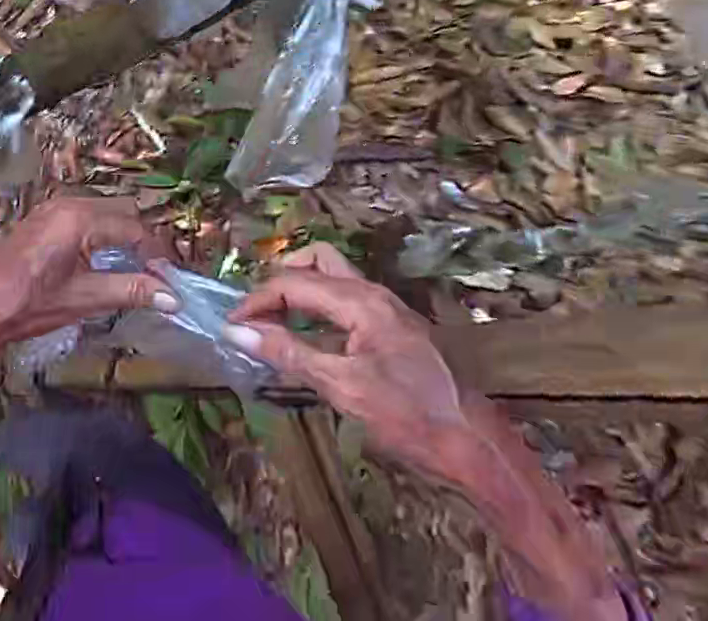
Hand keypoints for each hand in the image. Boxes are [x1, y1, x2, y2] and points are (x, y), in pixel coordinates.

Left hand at [0, 197, 177, 413]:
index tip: (171, 280)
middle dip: (145, 240)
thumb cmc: (27, 305)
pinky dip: (106, 232)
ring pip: (107, 211)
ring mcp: (55, 207)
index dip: (158, 255)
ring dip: (126, 235)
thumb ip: (131, 291)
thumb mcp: (84, 299)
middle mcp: (69, 203)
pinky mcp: (45, 217)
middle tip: (159, 273)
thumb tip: (173, 297)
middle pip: (125, 211)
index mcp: (80, 218)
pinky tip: (108, 259)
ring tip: (139, 269)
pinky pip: (88, 215)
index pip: (135, 229)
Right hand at [224, 244, 463, 470]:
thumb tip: (240, 333)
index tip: (232, 324)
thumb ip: (289, 354)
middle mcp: (373, 293)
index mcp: (360, 301)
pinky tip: (307, 338)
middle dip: (280, 279)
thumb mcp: (342, 387)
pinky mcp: (392, 327)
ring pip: (333, 278)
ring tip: (274, 321)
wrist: (475, 445)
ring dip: (300, 291)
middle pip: (317, 261)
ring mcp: (386, 308)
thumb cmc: (409, 416)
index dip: (258, 301)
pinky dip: (318, 309)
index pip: (295, 283)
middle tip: (256, 312)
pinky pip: (345, 301)